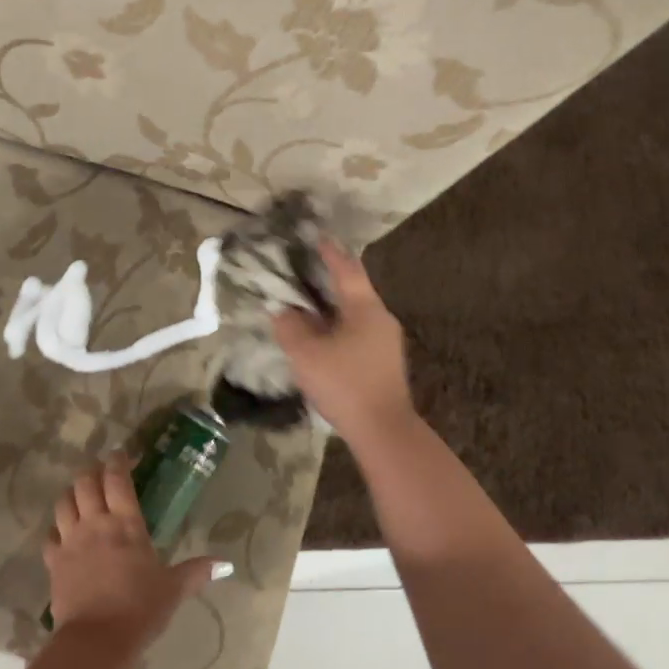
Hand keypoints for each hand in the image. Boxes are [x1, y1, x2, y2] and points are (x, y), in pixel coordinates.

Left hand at [45, 457, 220, 653]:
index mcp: (126, 524)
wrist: (97, 639)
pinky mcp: (54, 562)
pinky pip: (50, 536)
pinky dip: (56, 529)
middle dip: (92, 471)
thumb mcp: (173, 589)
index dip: (118, 461)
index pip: (117, 479)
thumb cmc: (140, 609)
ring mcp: (70, 541)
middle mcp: (95, 523)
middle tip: (101, 471)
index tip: (122, 454)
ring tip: (80, 494)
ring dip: (71, 493)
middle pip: (84, 482)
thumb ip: (196, 572)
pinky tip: (62, 533)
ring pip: (63, 503)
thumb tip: (225, 565)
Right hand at [272, 239, 417, 446]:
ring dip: (330, 307)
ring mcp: (385, 343)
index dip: (330, 253)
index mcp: (365, 309)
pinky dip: (335, 327)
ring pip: (354, 314)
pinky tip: (319, 337)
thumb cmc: (345, 384)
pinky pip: (355, 333)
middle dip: (327, 280)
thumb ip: (290, 327)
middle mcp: (380, 319)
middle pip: (352, 291)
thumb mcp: (306, 355)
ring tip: (304, 305)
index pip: (346, 270)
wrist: (383, 430)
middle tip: (301, 271)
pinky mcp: (382, 363)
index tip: (316, 237)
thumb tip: (282, 311)